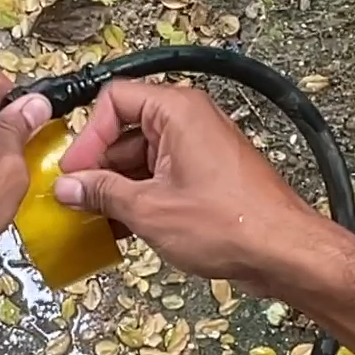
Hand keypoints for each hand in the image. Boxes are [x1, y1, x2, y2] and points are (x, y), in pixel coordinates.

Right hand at [53, 80, 318, 281]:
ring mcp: (197, 150)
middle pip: (123, 131)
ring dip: (114, 188)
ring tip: (94, 218)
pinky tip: (120, 227)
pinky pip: (158, 177)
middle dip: (97, 167)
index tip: (73, 170)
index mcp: (176, 111)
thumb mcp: (148, 209)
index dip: (87, 137)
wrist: (283, 252)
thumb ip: (102, 194)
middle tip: (75, 198)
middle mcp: (188, 122)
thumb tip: (70, 187)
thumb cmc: (233, 223)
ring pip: (138, 158)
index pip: (114, 101)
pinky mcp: (203, 176)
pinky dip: (137, 198)